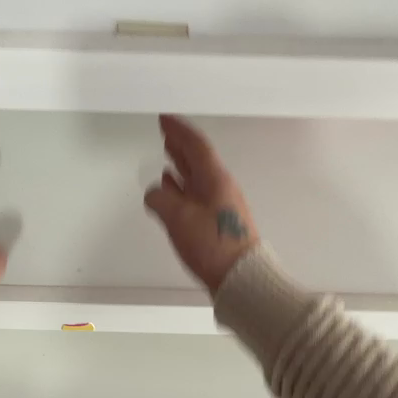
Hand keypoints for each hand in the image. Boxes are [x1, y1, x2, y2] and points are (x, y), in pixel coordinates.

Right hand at [142, 116, 259, 291]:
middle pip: (198, 158)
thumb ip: (160, 199)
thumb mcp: (178, 218)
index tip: (164, 119)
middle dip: (180, 143)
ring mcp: (220, 204)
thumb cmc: (211, 244)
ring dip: (181, 163)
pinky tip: (172, 187)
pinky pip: (196, 192)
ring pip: (197, 175)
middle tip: (165, 132)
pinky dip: (182, 185)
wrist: (243, 278)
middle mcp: (219, 186)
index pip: (195, 146)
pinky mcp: (217, 221)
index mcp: (214, 179)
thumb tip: (155, 192)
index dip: (179, 130)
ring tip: (167, 153)